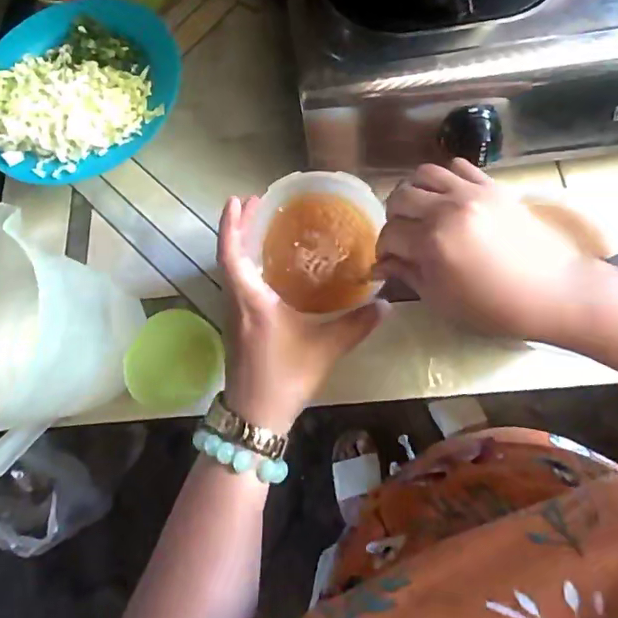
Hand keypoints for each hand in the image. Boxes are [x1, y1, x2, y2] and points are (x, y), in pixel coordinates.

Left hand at [216, 196, 385, 432]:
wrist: (255, 418)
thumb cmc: (285, 378)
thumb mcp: (326, 349)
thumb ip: (357, 324)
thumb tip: (387, 303)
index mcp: (252, 301)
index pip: (232, 255)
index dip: (232, 226)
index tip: (238, 200)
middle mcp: (237, 302)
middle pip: (229, 256)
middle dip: (240, 227)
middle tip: (258, 202)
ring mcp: (234, 315)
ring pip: (231, 270)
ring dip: (241, 244)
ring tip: (261, 225)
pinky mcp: (238, 326)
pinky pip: (237, 283)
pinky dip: (247, 263)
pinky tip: (267, 265)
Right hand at [376, 160, 603, 344]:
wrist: (554, 291)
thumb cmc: (496, 307)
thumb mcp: (444, 301)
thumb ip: (410, 275)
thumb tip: (382, 264)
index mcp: (433, 242)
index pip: (390, 234)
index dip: (384, 249)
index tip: (389, 260)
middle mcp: (447, 208)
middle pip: (400, 196)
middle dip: (394, 218)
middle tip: (404, 236)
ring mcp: (471, 192)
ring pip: (424, 173)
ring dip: (415, 191)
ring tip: (423, 211)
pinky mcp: (492, 185)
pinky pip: (458, 166)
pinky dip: (446, 178)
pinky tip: (450, 198)